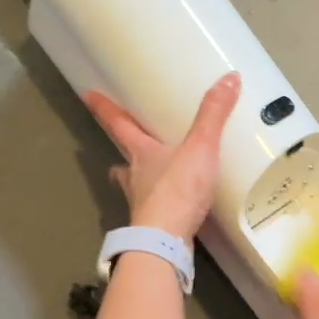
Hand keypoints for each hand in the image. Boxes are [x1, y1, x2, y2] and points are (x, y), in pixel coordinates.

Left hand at [84, 72, 241, 241]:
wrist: (166, 240)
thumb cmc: (177, 190)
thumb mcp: (200, 147)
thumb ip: (213, 115)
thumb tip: (230, 77)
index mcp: (140, 152)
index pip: (119, 123)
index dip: (104, 108)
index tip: (88, 94)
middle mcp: (134, 176)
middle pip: (122, 158)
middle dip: (124, 151)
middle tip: (128, 145)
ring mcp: (140, 203)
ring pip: (132, 185)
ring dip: (138, 180)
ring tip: (149, 177)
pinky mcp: (152, 224)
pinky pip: (152, 208)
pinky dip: (158, 204)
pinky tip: (171, 206)